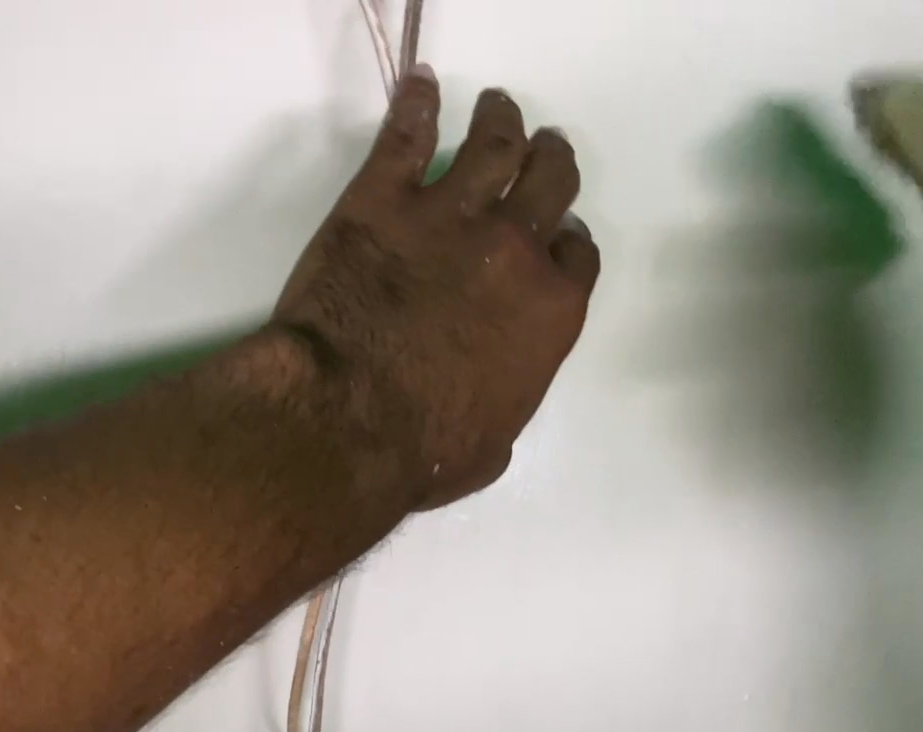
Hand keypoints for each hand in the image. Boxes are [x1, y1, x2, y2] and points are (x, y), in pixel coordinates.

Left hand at [271, 68, 599, 510]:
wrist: (345, 420)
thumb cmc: (420, 452)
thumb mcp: (487, 449)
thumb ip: (506, 405)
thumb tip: (493, 398)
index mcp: (550, 313)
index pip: (577, 256)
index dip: (567, 244)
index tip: (556, 239)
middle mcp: (514, 250)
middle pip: (550, 183)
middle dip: (550, 165)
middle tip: (541, 153)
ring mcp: (449, 216)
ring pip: (494, 143)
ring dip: (502, 121)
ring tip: (498, 110)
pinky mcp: (382, 199)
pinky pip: (407, 133)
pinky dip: (417, 104)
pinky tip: (421, 89)